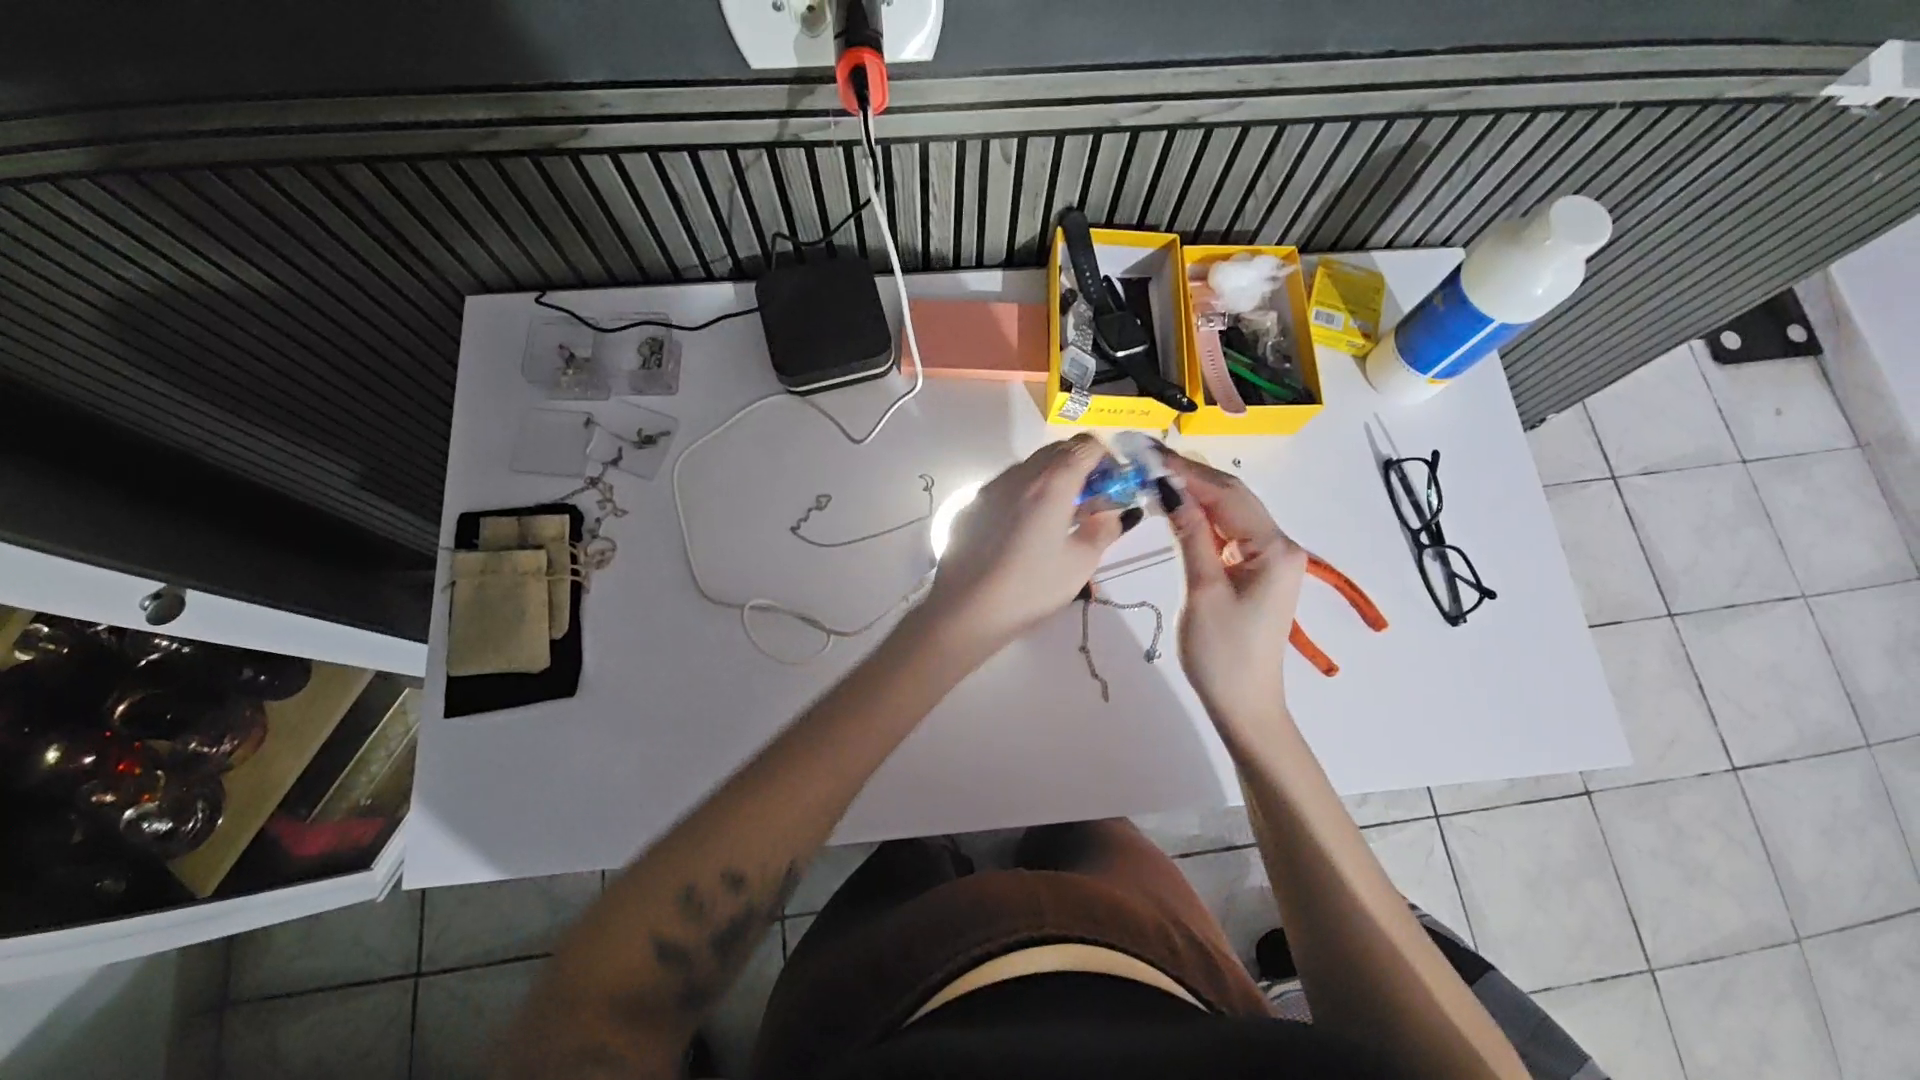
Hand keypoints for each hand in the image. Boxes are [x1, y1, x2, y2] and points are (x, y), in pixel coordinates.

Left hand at [920, 434, 1126, 652]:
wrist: (966, 610)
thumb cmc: (1031, 587)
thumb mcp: (1080, 563)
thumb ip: (1103, 530)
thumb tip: (1115, 514)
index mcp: (1051, 483)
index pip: (1085, 445)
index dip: (1106, 458)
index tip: (1113, 485)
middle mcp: (1019, 476)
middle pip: (1057, 451)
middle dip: (1080, 468)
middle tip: (1091, 503)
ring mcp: (990, 489)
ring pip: (1030, 468)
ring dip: (1052, 481)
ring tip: (1059, 520)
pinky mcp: (972, 507)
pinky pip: (1007, 488)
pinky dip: (1025, 497)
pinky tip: (1025, 533)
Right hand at [1162, 449, 1307, 727]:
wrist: (1243, 704)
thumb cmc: (1222, 653)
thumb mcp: (1202, 589)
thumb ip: (1190, 534)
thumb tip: (1170, 488)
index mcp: (1274, 549)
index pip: (1228, 495)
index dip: (1188, 473)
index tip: (1151, 456)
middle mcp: (1280, 546)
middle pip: (1234, 498)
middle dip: (1193, 477)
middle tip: (1149, 462)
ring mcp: (1271, 559)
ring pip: (1232, 514)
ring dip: (1197, 496)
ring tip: (1157, 480)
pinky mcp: (1258, 572)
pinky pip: (1230, 534)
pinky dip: (1204, 520)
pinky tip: (1178, 511)